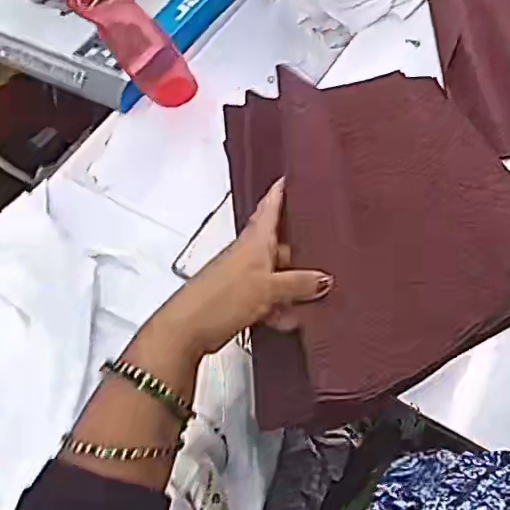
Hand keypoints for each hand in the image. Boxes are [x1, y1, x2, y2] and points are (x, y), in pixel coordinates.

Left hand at [133, 179, 332, 365]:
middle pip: (281, 246)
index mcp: (254, 241)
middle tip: (324, 256)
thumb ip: (299, 282)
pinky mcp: (240, 300)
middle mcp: (249, 254)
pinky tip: (289, 319)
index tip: (289, 178)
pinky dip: (280, 307)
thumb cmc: (219, 299)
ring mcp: (244, 277)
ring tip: (311, 299)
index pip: (269, 208)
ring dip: (293, 288)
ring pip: (278, 275)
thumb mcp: (269, 288)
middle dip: (301, 254)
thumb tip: (323, 279)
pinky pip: (269, 298)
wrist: (185, 331)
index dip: (279, 193)